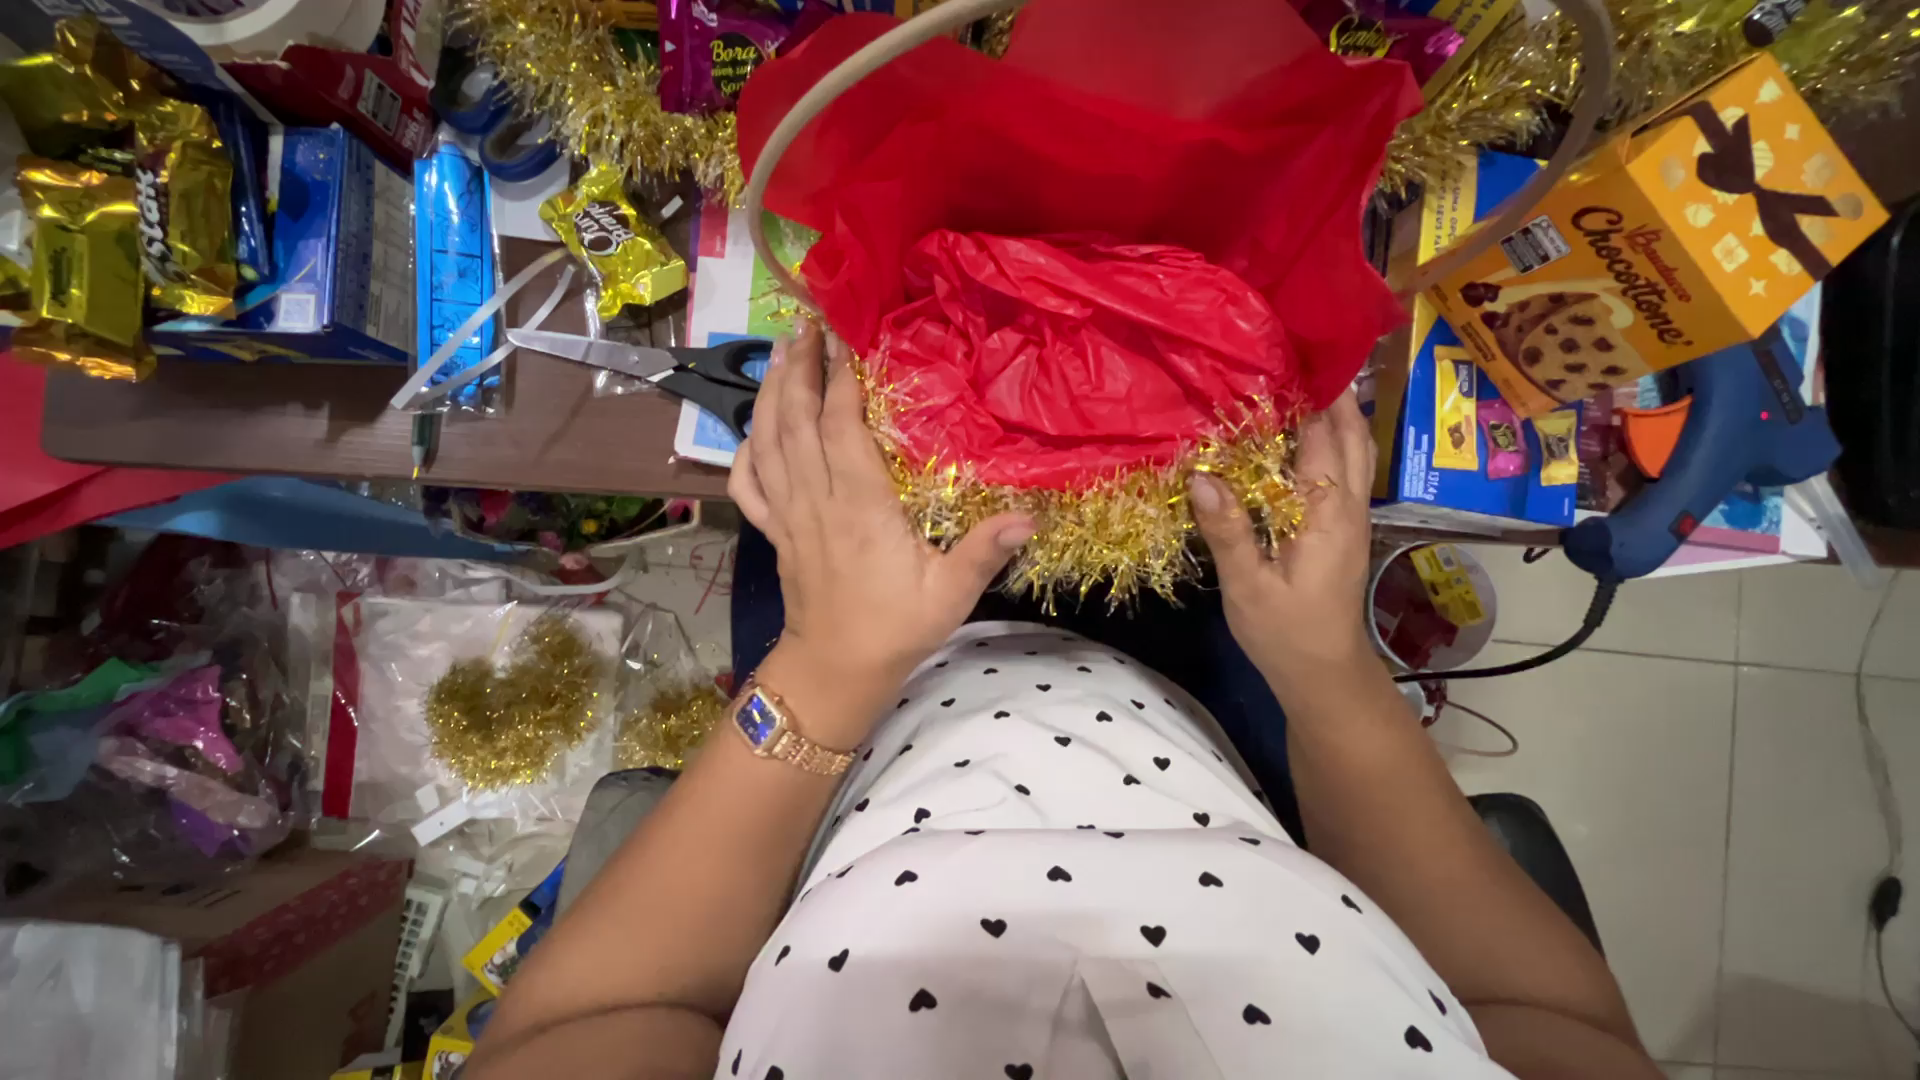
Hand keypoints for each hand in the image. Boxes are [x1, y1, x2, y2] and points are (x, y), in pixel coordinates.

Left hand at [729, 322, 1033, 740]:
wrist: (835, 671)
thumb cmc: (895, 630)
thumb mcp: (950, 596)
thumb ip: (985, 553)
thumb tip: (1030, 518)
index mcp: (860, 508)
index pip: (842, 428)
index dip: (841, 380)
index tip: (846, 340)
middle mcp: (816, 502)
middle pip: (796, 422)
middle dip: (798, 369)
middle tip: (805, 326)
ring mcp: (788, 517)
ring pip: (767, 444)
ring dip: (770, 395)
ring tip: (779, 354)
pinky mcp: (774, 534)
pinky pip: (748, 485)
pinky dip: (745, 450)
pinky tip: (754, 430)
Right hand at [1187, 390, 1377, 687]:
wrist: (1324, 674)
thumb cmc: (1286, 633)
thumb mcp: (1249, 587)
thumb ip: (1229, 531)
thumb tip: (1201, 476)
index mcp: (1328, 515)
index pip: (1325, 441)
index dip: (1309, 398)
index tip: (1285, 360)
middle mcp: (1349, 508)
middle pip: (1353, 437)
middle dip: (1333, 396)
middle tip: (1296, 361)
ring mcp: (1351, 519)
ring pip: (1355, 453)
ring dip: (1337, 417)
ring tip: (1301, 386)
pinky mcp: (1342, 530)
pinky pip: (1343, 473)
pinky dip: (1329, 445)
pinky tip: (1298, 441)